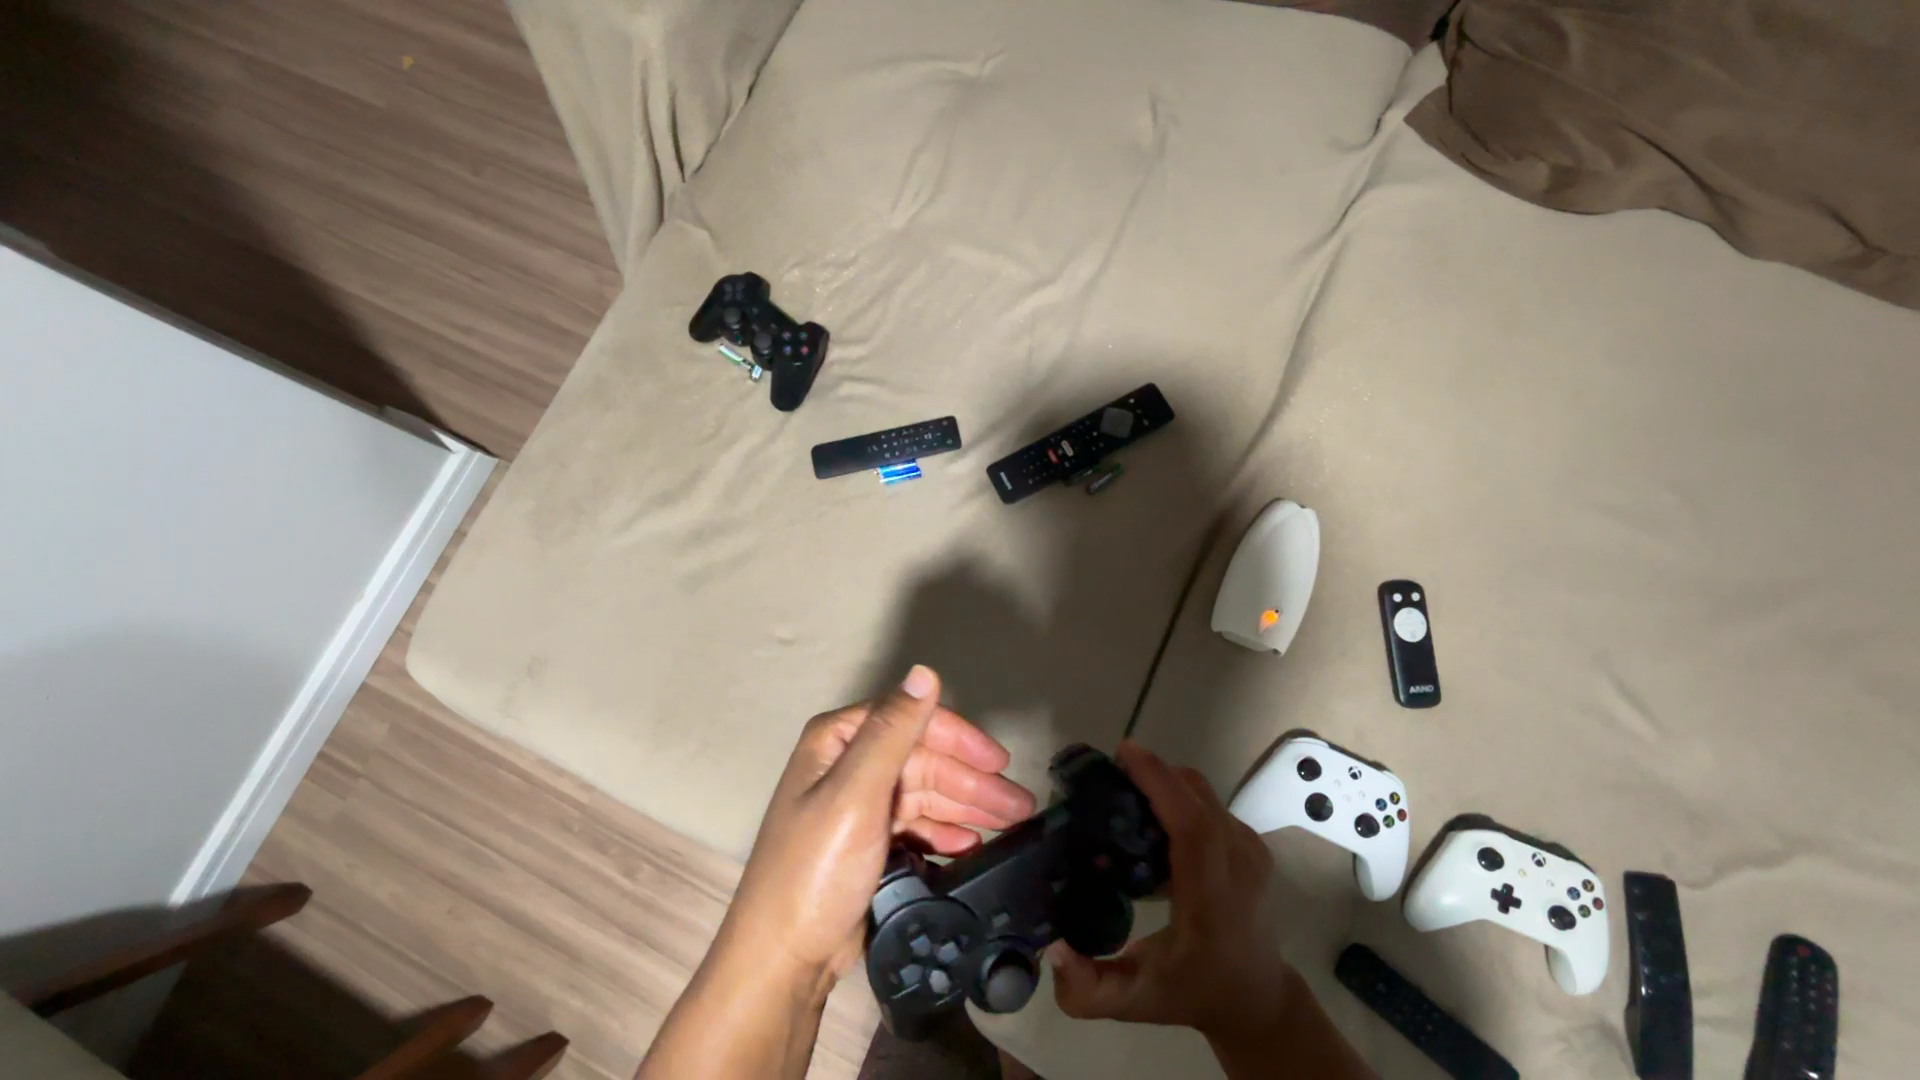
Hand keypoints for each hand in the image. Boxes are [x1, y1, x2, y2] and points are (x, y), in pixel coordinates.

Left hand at [717, 665, 1036, 987]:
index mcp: (837, 740)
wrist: (784, 957)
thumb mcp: (855, 794)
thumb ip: (893, 732)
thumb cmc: (815, 868)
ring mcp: (859, 803)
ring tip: (1012, 824)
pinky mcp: (869, 841)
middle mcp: (848, 763)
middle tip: (1020, 805)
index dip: (959, 738)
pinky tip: (972, 844)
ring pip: (926, 792)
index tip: (1000, 762)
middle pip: (924, 759)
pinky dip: (946, 832)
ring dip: (968, 807)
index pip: (910, 720)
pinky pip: (918, 824)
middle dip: (973, 781)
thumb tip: (924, 672)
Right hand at [1047, 740, 1294, 1042]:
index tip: (1124, 754)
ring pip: (1204, 794)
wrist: (1255, 999)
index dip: (1160, 783)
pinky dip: (1179, 795)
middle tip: (1107, 770)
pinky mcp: (1252, 846)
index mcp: (1213, 898)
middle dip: (1153, 772)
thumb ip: (1087, 988)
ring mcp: (1251, 852)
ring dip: (1165, 782)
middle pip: (1197, 796)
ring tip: (1124, 791)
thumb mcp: (1134, 1000)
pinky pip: (1211, 804)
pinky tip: (1152, 815)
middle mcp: (1239, 865)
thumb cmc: (1191, 992)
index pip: (1192, 824)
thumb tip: (1051, 948)